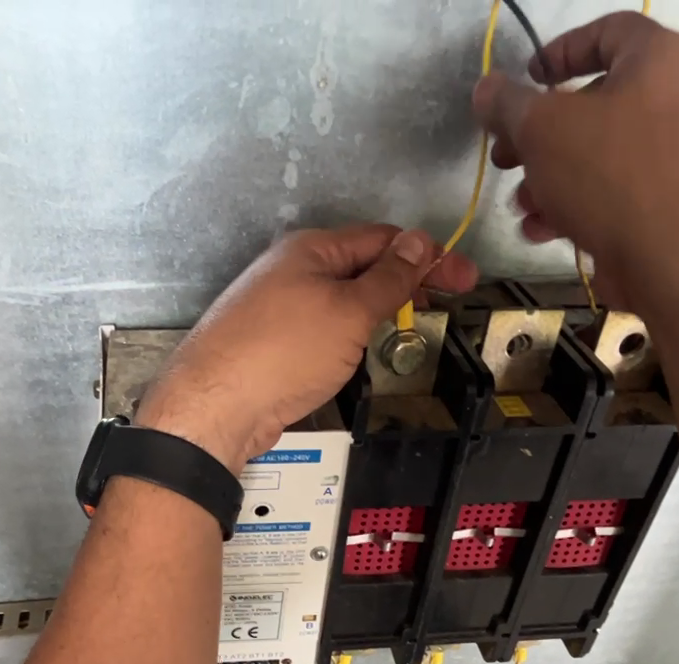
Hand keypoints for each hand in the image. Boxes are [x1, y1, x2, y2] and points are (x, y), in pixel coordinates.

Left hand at [136, 225, 476, 472]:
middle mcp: (290, 272)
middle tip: (445, 303)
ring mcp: (278, 310)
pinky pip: (321, 331)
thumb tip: (416, 244)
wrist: (217, 409)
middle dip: (406, 282)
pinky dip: (348, 336)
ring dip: (376, 310)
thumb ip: (387, 279)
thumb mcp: (348, 311)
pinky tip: (360, 350)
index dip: (427, 255)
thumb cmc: (281, 353)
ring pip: (340, 303)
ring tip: (410, 324)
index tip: (462, 277)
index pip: (382, 240)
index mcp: (310, 250)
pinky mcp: (272, 347)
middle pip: (361, 268)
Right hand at [472, 12, 678, 315]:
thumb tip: (485, 89)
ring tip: (521, 204)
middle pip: (592, 102)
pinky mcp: (664, 202)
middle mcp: (673, 98)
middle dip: (538, 134)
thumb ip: (508, 105)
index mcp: (656, 59)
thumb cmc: (612, 175)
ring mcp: (672, 154)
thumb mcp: (543, 131)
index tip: (525, 79)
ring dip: (548, 178)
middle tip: (504, 156)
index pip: (607, 31)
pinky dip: (573, 206)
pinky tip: (542, 230)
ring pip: (595, 154)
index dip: (559, 50)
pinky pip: (610, 192)